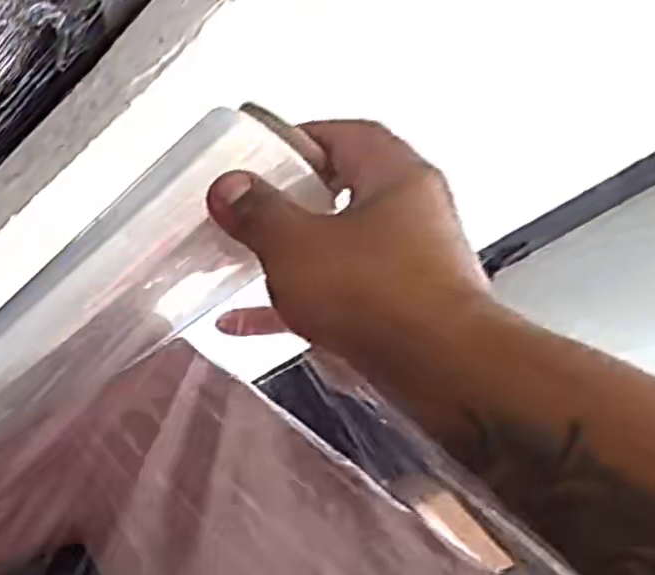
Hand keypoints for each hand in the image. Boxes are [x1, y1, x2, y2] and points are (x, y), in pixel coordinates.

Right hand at [206, 120, 495, 368]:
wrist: (424, 358)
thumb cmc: (372, 293)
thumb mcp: (296, 245)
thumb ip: (258, 214)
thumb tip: (229, 187)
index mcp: (395, 181)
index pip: (350, 137)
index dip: (303, 138)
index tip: (261, 151)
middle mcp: (406, 212)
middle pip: (341, 190)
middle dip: (290, 197)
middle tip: (246, 204)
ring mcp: (398, 259)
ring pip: (330, 244)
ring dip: (284, 250)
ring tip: (239, 258)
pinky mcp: (382, 302)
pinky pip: (321, 292)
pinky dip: (279, 301)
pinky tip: (238, 318)